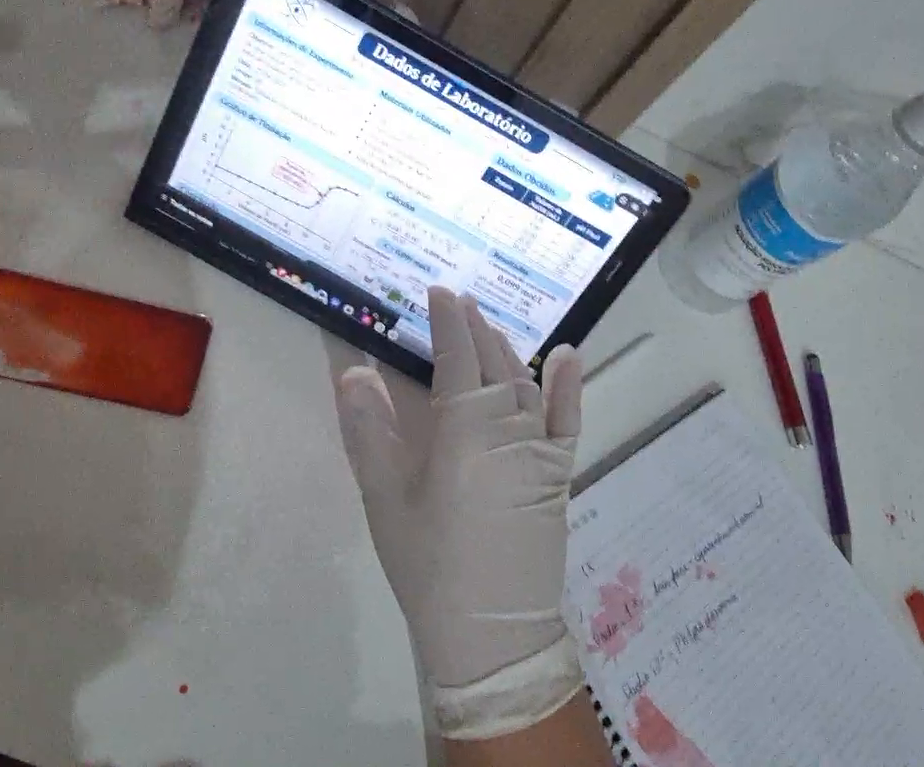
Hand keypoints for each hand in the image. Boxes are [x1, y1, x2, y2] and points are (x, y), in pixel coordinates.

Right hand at [335, 286, 585, 740]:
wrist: (492, 632)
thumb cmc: (430, 564)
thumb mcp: (386, 501)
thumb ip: (369, 432)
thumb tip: (355, 371)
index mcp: (464, 429)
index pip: (457, 356)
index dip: (447, 320)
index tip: (437, 292)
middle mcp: (509, 427)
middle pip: (492, 362)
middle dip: (474, 326)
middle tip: (458, 301)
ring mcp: (540, 448)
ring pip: (524, 382)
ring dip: (505, 348)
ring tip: (488, 327)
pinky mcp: (558, 473)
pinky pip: (568, 417)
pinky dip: (567, 384)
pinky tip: (566, 356)